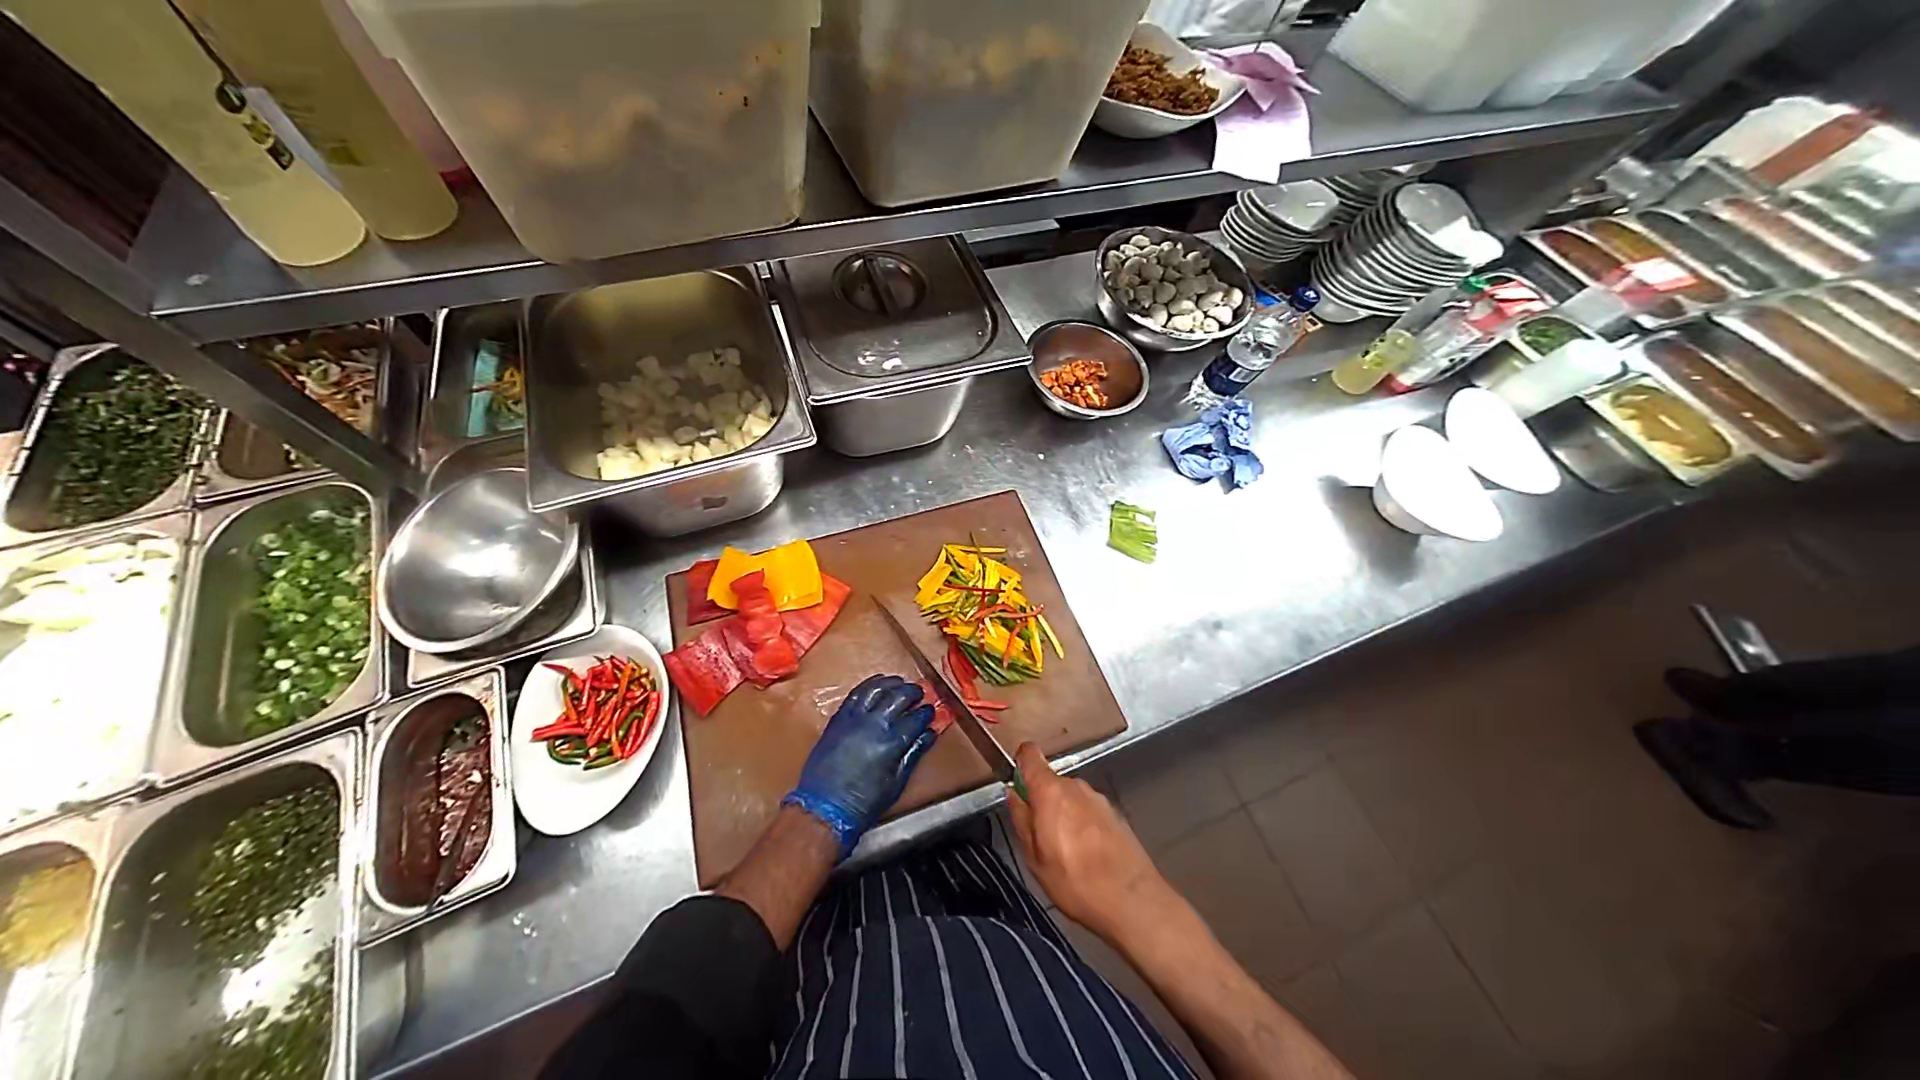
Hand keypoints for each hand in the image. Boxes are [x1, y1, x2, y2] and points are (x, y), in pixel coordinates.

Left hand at [783, 674, 937, 856]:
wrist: (824, 808)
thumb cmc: (863, 802)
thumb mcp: (896, 782)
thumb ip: (913, 754)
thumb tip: (929, 734)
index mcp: (891, 743)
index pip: (916, 719)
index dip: (926, 713)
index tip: (931, 711)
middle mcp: (873, 725)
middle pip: (898, 697)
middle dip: (912, 693)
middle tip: (920, 693)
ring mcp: (853, 719)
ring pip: (876, 689)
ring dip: (891, 683)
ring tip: (900, 683)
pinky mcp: (838, 719)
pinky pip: (855, 694)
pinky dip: (869, 685)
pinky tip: (876, 685)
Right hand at [1007, 742, 1179, 943]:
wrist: (1132, 900)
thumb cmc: (1078, 883)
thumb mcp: (1034, 858)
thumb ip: (1021, 819)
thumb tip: (1014, 797)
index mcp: (1050, 791)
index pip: (1029, 754)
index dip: (1020, 763)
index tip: (1017, 785)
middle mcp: (1076, 787)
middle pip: (1050, 782)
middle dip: (1042, 803)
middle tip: (1039, 837)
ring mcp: (1098, 799)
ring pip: (1070, 799)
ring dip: (1064, 817)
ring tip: (1065, 854)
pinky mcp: (1115, 814)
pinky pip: (1089, 812)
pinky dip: (1084, 827)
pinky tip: (1087, 857)